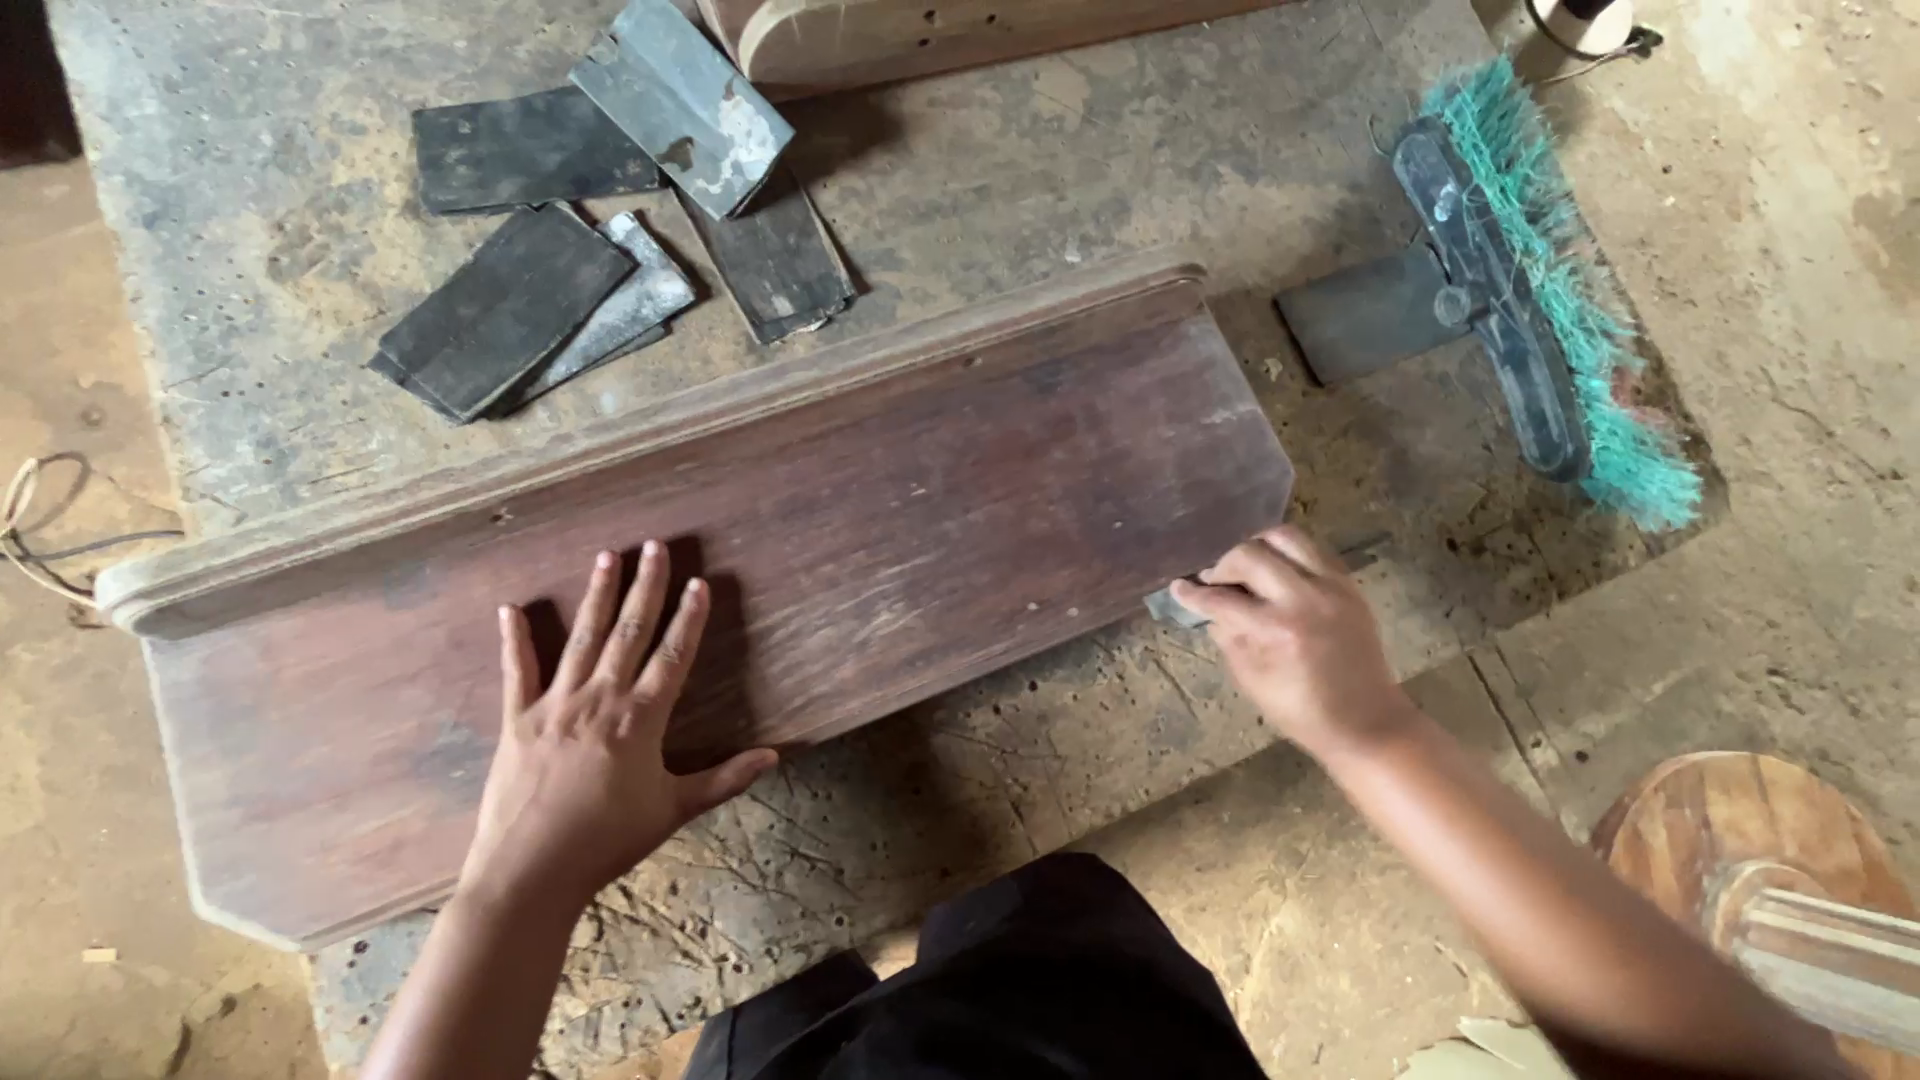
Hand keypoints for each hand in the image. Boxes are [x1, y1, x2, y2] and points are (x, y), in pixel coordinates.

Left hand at [458, 544, 778, 909]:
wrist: (529, 874)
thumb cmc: (607, 842)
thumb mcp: (673, 810)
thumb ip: (725, 779)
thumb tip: (774, 756)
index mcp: (640, 719)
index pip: (673, 655)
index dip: (690, 617)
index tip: (700, 582)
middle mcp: (600, 700)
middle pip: (628, 632)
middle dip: (646, 587)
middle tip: (654, 547)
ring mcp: (555, 706)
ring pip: (582, 638)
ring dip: (596, 595)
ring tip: (607, 556)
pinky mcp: (517, 721)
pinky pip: (517, 672)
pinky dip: (515, 639)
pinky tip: (512, 608)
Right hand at [1170, 526, 1417, 759]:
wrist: (1366, 720)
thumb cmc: (1302, 711)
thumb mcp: (1251, 680)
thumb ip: (1228, 637)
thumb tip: (1211, 610)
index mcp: (1276, 630)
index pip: (1222, 599)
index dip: (1193, 594)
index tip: (1178, 587)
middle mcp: (1304, 598)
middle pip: (1249, 554)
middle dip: (1223, 566)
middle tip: (1216, 583)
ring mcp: (1331, 586)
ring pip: (1284, 537)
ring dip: (1257, 548)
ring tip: (1247, 568)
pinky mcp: (1348, 584)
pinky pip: (1312, 550)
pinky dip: (1287, 555)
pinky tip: (1276, 573)